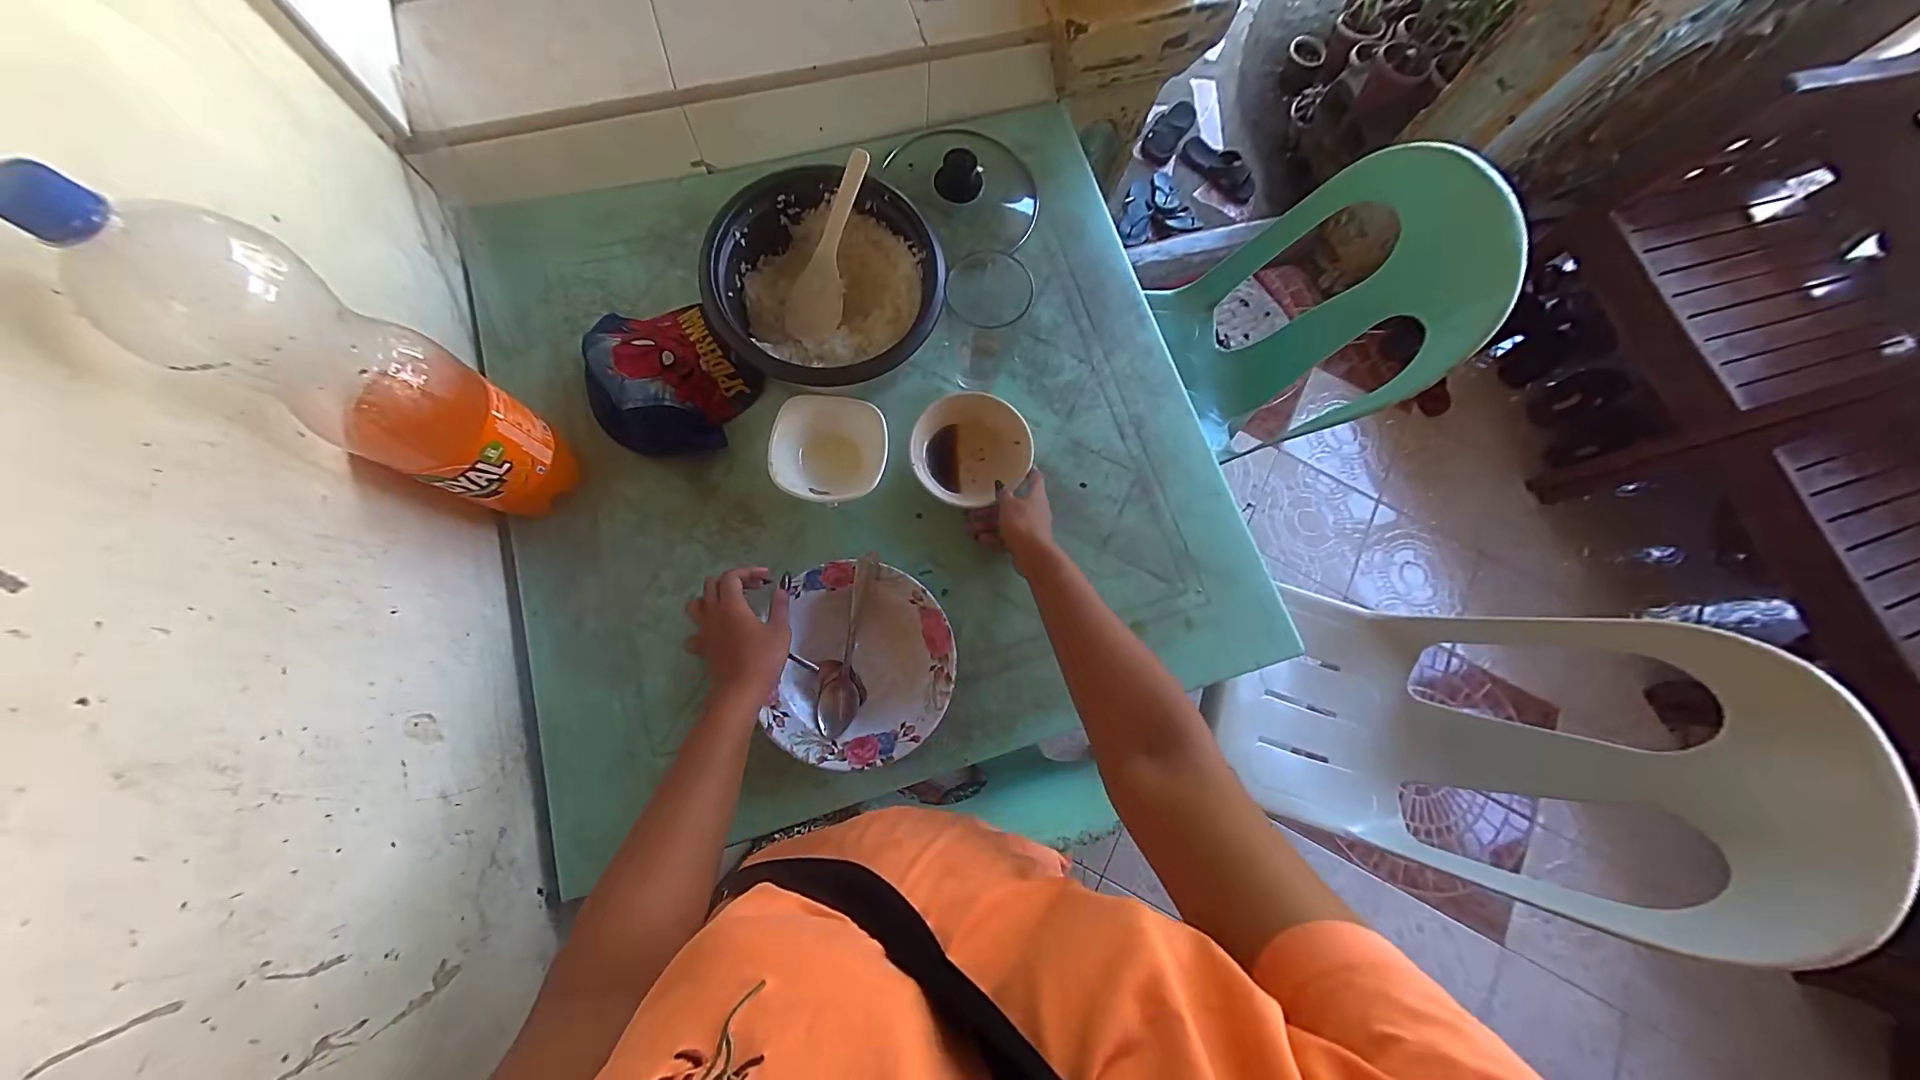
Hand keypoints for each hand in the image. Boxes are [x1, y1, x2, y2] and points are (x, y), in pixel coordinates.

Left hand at [684, 567, 790, 705]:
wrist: (740, 691)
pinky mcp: (701, 647)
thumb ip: (779, 606)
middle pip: (712, 584)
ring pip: (697, 604)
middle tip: (753, 588)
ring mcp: (704, 630)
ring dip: (712, 598)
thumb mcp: (780, 630)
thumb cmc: (763, 659)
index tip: (766, 578)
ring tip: (730, 604)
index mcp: (731, 605)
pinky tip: (718, 632)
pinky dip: (705, 626)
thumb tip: (780, 590)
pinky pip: (696, 630)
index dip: (748, 572)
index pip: (732, 576)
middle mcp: (713, 613)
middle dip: (733, 580)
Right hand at [967, 468, 1055, 574]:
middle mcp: (1034, 510)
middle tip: (973, 508)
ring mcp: (1029, 527)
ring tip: (968, 527)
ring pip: (1006, 521)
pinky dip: (994, 536)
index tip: (1017, 465)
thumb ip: (1003, 494)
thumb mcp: (1009, 504)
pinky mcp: (1023, 542)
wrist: (1033, 555)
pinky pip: (1006, 536)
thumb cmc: (1022, 523)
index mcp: (1036, 495)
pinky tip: (979, 538)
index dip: (1028, 470)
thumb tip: (1001, 486)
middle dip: (991, 506)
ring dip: (987, 523)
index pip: (1035, 478)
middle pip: (1012, 504)